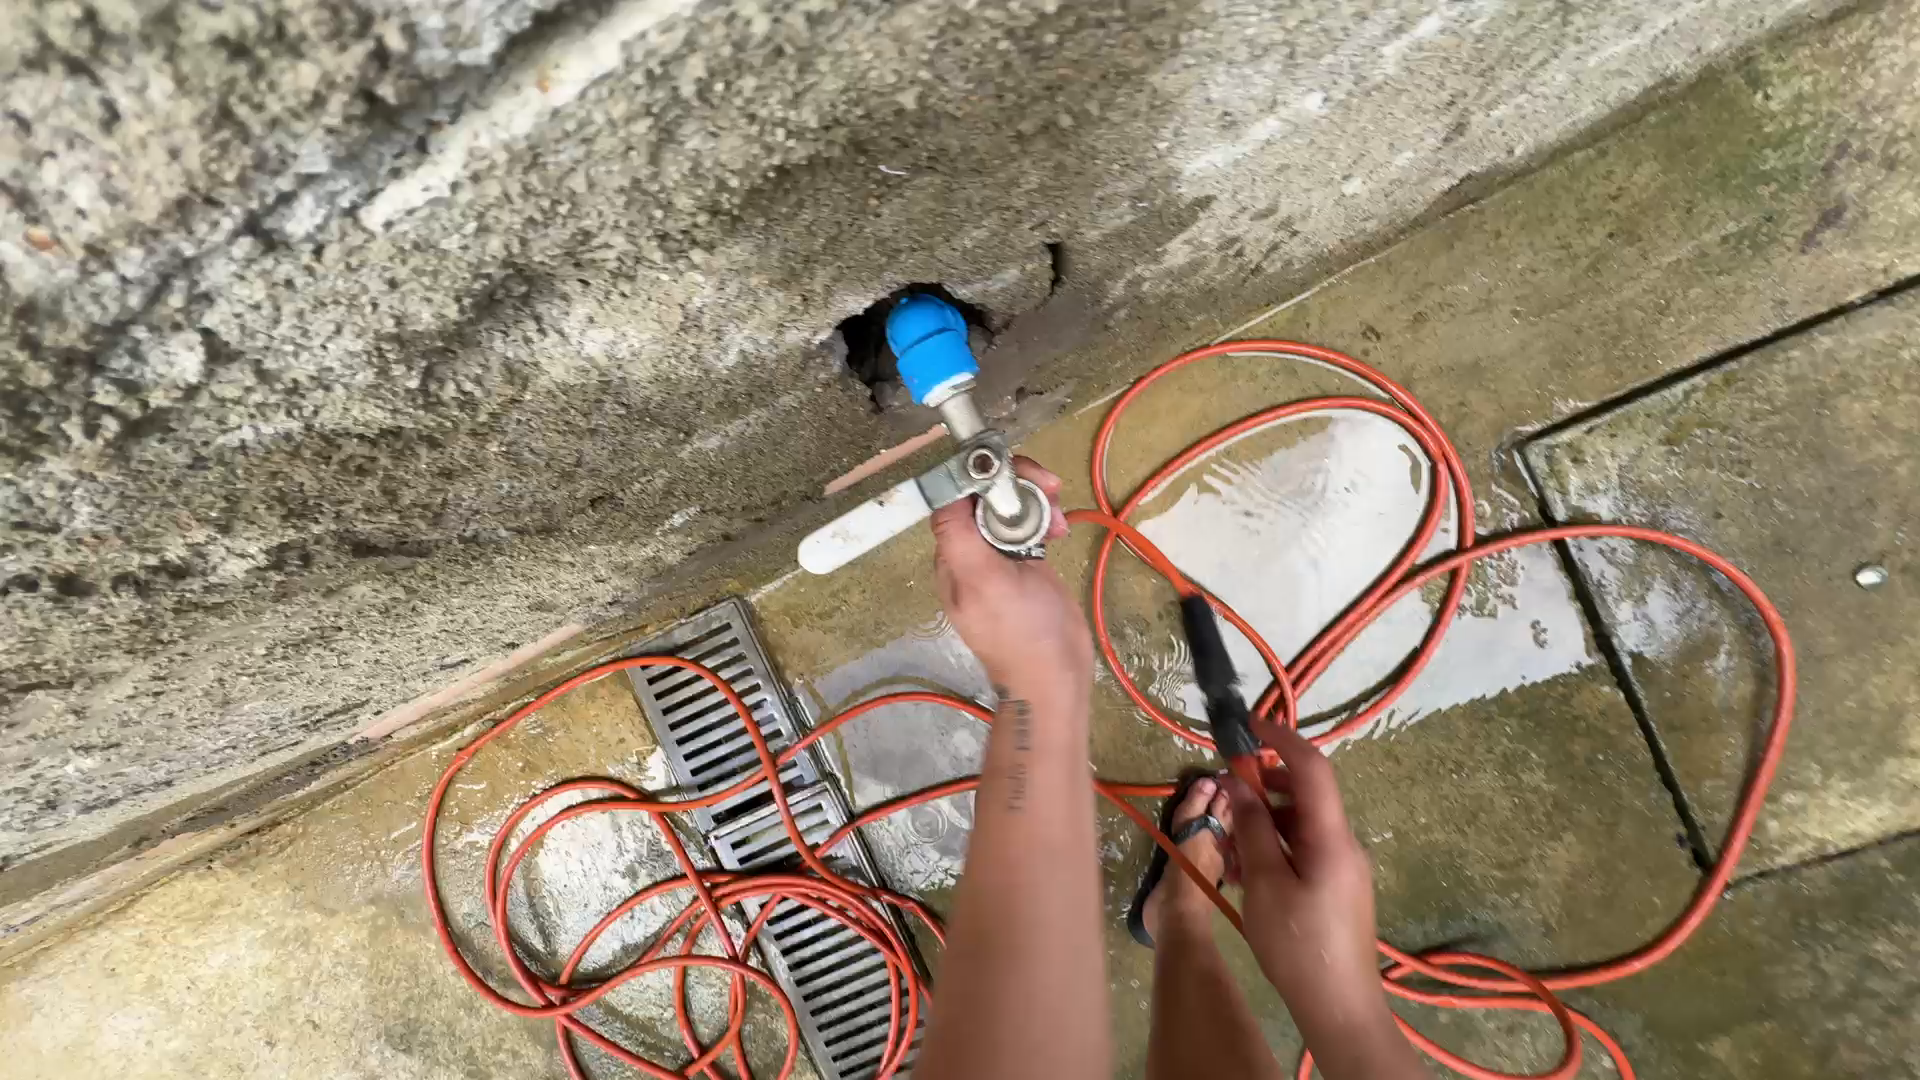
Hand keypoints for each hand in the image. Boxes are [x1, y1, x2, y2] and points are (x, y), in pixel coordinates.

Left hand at [930, 457, 1089, 695]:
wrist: (1056, 677)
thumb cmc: (1022, 633)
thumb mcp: (985, 583)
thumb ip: (959, 538)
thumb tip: (943, 495)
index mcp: (953, 556)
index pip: (957, 498)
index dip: (982, 478)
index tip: (1015, 472)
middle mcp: (971, 553)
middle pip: (984, 497)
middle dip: (1016, 486)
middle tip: (1052, 487)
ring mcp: (999, 557)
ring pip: (1009, 507)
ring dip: (1036, 501)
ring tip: (1059, 519)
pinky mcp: (1024, 562)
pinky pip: (1027, 525)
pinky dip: (1044, 519)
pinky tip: (1060, 530)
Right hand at [1224, 720, 1392, 1037]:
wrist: (1340, 1010)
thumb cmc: (1299, 945)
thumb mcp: (1265, 883)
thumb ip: (1252, 828)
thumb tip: (1238, 782)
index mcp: (1330, 837)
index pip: (1312, 768)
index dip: (1282, 738)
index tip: (1249, 724)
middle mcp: (1342, 842)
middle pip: (1304, 792)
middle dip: (1263, 780)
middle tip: (1225, 787)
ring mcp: (1341, 864)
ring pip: (1299, 819)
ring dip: (1263, 814)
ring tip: (1227, 834)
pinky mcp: (1335, 883)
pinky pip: (1302, 844)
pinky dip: (1273, 840)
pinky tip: (1244, 862)